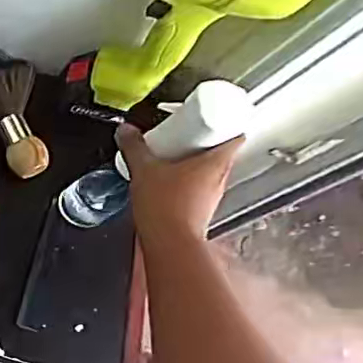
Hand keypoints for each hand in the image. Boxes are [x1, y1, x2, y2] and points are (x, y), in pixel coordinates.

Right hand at [115, 123, 242, 246]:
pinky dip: (188, 182)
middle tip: (184, 137)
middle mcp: (220, 177)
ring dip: (196, 164)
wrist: (168, 241)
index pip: (235, 135)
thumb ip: (134, 147)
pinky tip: (169, 183)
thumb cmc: (164, 205)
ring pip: (211, 171)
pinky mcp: (201, 209)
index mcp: (216, 161)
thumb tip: (126, 130)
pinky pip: (199, 188)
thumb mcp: (144, 169)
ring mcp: (213, 195)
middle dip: (204, 143)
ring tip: (172, 159)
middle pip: (222, 152)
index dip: (224, 124)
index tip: (208, 121)